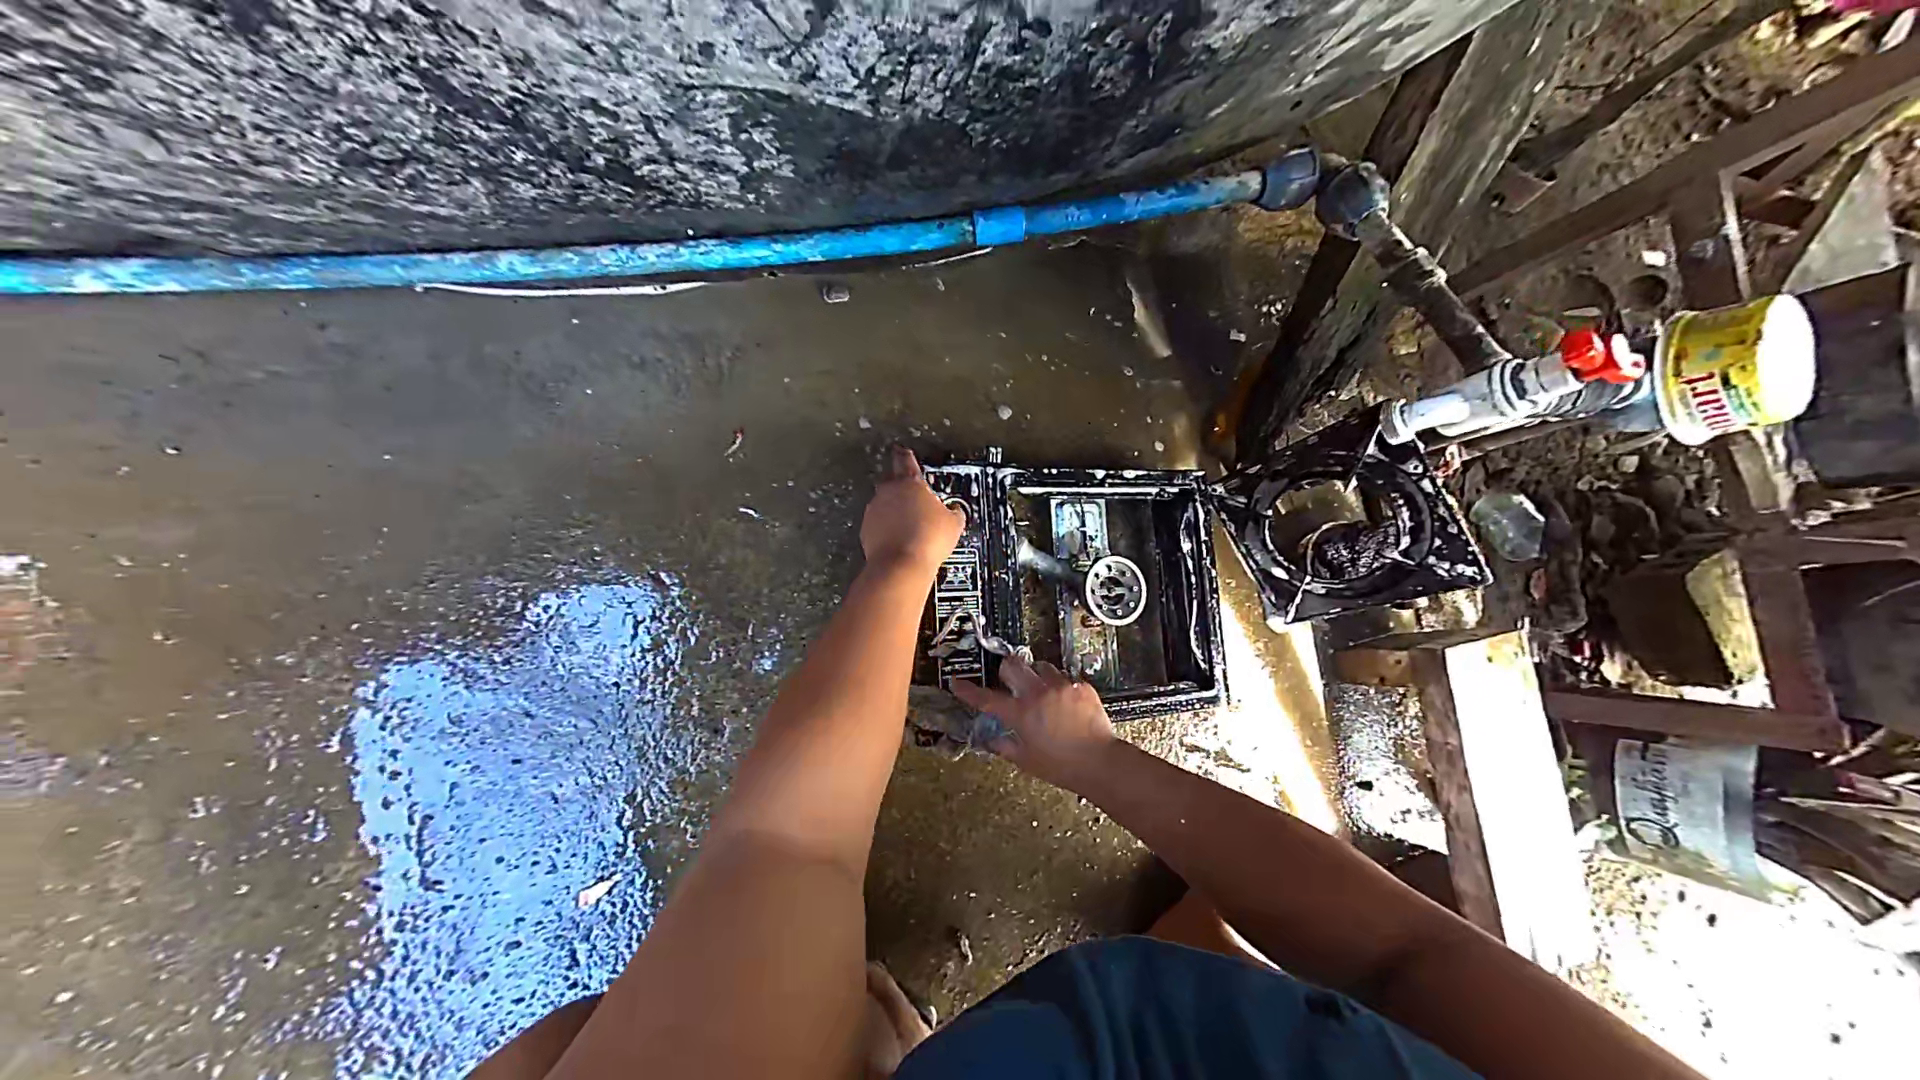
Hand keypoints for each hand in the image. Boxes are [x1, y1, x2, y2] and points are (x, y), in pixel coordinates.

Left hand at [860, 447, 964, 573]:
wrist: (901, 565)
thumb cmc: (926, 540)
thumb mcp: (953, 523)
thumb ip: (953, 511)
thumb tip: (955, 512)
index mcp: (910, 482)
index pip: (905, 459)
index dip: (905, 454)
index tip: (903, 452)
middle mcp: (888, 492)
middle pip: (892, 480)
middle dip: (902, 487)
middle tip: (915, 497)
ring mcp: (874, 510)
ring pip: (883, 503)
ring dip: (893, 509)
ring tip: (909, 524)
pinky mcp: (866, 529)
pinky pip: (877, 522)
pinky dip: (886, 527)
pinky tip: (899, 537)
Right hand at [950, 653, 1117, 791]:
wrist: (1100, 762)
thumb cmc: (1062, 766)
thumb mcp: (1027, 761)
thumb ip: (1006, 746)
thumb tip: (994, 740)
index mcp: (1020, 714)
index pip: (986, 698)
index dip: (968, 690)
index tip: (957, 683)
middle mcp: (1038, 694)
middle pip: (1012, 665)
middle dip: (1006, 669)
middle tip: (1008, 679)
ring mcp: (1061, 687)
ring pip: (1040, 667)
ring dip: (1035, 675)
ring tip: (1040, 690)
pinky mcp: (1081, 686)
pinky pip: (1065, 678)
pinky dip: (1060, 686)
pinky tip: (1064, 701)